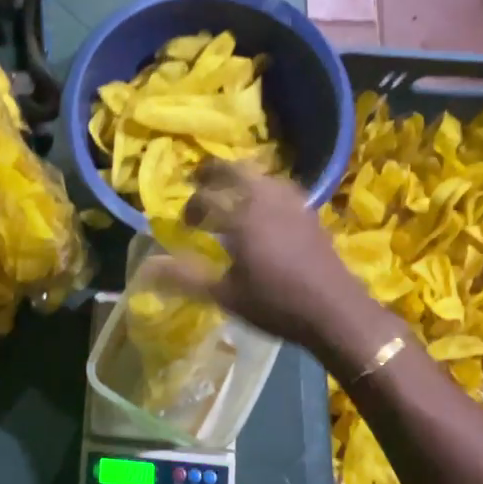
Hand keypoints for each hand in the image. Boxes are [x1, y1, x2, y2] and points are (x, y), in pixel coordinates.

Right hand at [148, 163, 374, 350]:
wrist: (335, 312)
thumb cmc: (276, 304)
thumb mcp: (224, 295)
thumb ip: (184, 277)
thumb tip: (147, 267)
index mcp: (242, 216)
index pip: (205, 198)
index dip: (190, 209)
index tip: (184, 226)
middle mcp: (266, 199)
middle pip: (235, 171)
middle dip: (212, 175)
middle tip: (199, 184)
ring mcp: (292, 203)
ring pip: (260, 176)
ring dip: (240, 181)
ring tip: (229, 197)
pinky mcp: (309, 213)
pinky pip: (279, 188)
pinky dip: (262, 191)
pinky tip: (262, 212)